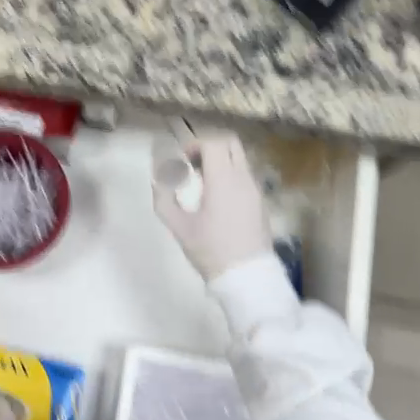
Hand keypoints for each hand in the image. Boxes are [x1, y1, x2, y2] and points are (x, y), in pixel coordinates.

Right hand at [154, 134, 272, 280]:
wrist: (246, 276)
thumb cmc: (210, 250)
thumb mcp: (178, 227)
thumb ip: (164, 198)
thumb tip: (158, 178)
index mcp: (223, 181)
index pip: (214, 144)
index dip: (195, 145)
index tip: (183, 160)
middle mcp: (243, 179)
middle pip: (232, 143)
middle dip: (210, 146)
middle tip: (194, 164)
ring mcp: (256, 190)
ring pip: (240, 158)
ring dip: (221, 161)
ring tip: (204, 183)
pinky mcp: (261, 201)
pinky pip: (246, 175)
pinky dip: (231, 174)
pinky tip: (218, 198)